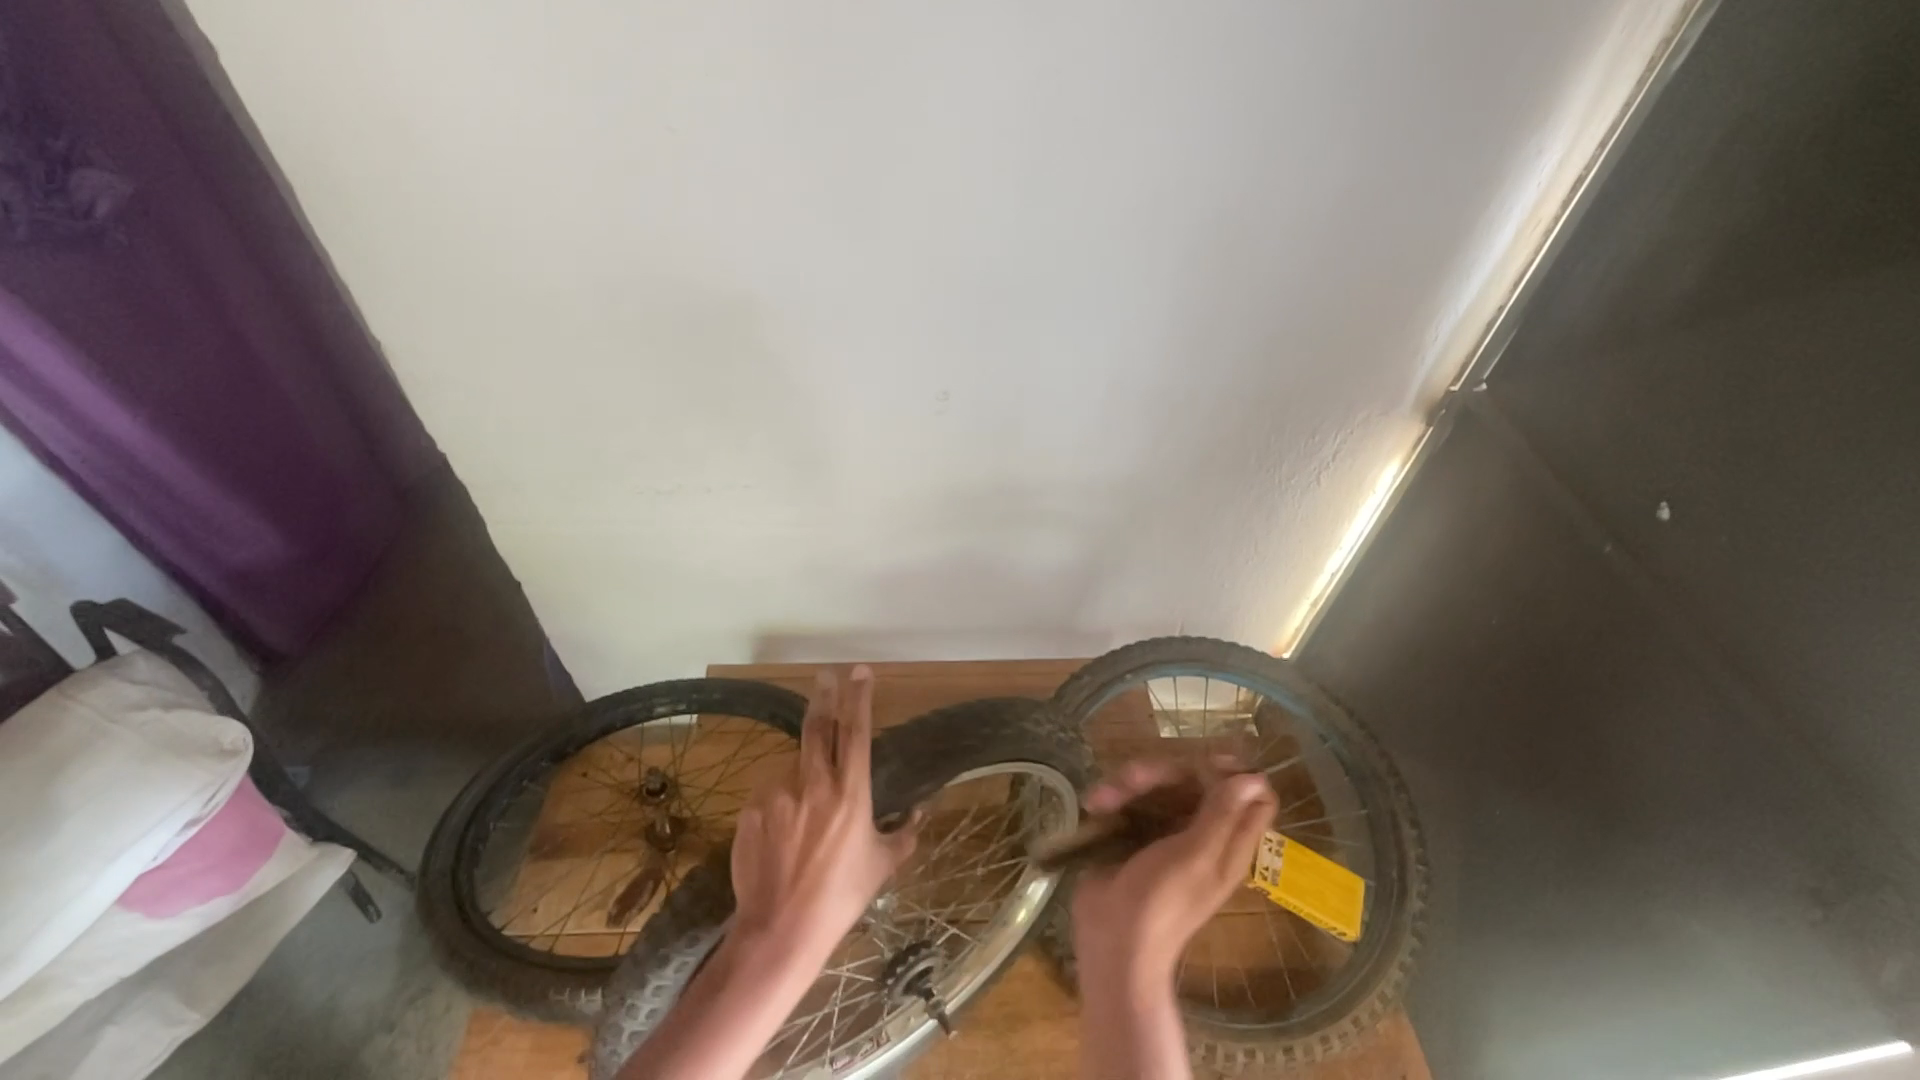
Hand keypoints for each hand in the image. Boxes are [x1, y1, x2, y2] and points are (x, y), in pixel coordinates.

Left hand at [729, 665, 918, 964]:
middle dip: (823, 697)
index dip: (859, 697)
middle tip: (825, 678)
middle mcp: (812, 783)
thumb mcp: (883, 865)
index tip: (860, 671)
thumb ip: (905, 833)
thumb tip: (920, 811)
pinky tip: (786, 825)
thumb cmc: (841, 898)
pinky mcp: (750, 809)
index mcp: (850, 793)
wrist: (780, 929)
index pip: (855, 731)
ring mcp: (776, 794)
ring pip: (793, 763)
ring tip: (808, 805)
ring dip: (803, 767)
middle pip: (817, 726)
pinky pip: (770, 790)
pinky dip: (782, 795)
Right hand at [1071, 760, 1276, 979]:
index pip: (1253, 796)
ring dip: (1127, 785)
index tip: (1204, 761)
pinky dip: (1113, 799)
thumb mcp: (1195, 857)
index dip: (1235, 772)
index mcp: (1228, 841)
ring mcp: (1167, 833)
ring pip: (1160, 787)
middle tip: (1132, 778)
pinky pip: (1131, 801)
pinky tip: (1094, 806)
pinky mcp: (1134, 835)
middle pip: (1196, 781)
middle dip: (1162, 772)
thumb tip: (1255, 776)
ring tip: (1101, 799)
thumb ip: (1223, 815)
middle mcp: (1202, 833)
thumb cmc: (1161, 903)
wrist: (1111, 940)